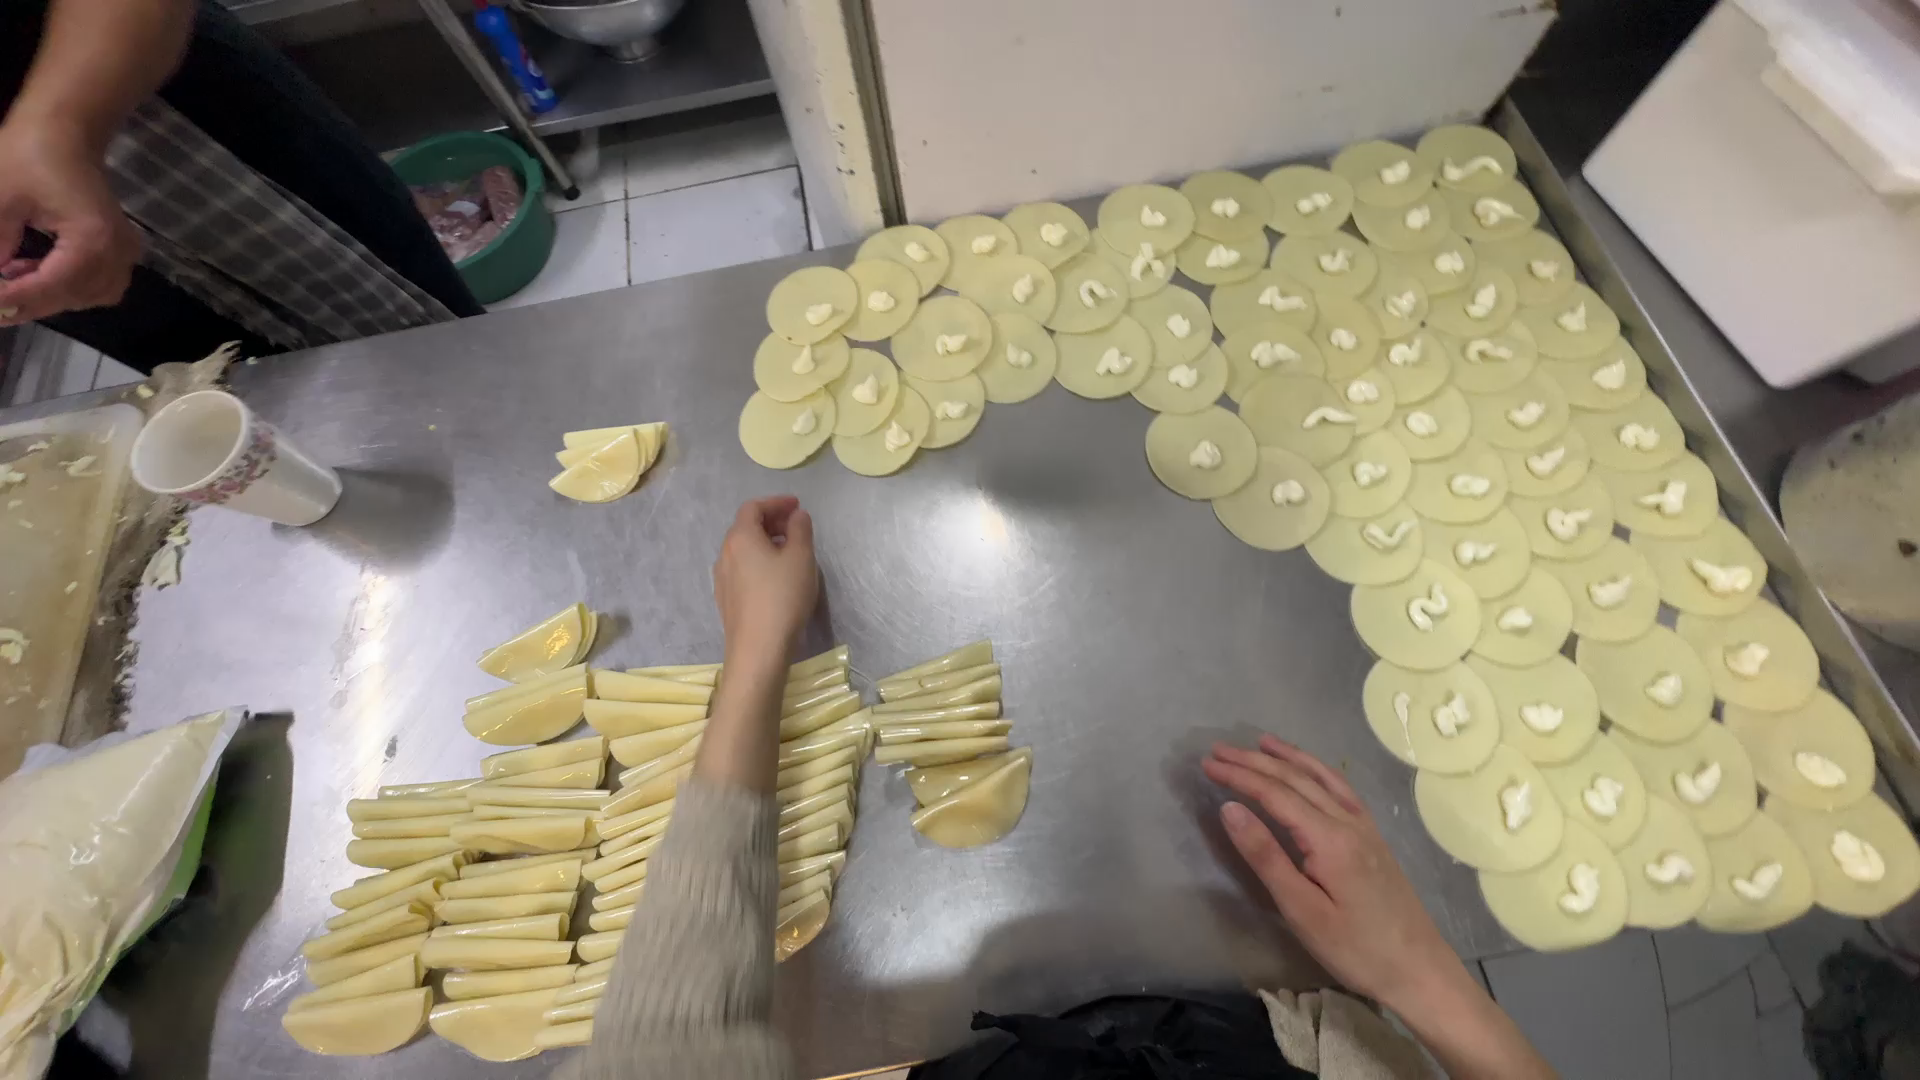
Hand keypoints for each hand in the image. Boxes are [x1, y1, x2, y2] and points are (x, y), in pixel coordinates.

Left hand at [0, 120, 140, 324]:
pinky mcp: (122, 251)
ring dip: (50, 297)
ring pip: (91, 295)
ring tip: (7, 285)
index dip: (18, 299)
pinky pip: (99, 284)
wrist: (63, 138)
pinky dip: (66, 287)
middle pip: (77, 295)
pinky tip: (31, 272)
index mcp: (93, 239)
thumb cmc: (25, 158)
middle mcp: (119, 254)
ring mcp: (126, 254)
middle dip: (32, 304)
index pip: (56, 283)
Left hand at [712, 496, 818, 666]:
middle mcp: (725, 553)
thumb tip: (797, 516)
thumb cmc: (783, 596)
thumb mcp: (801, 558)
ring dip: (765, 542)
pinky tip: (776, 577)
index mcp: (741, 537)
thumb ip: (800, 530)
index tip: (797, 506)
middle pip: (745, 527)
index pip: (753, 507)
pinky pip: (742, 568)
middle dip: (771, 521)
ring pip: (743, 549)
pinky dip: (759, 561)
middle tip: (796, 526)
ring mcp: (722, 578)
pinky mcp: (726, 599)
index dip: (776, 502)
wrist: (759, 648)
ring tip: (790, 551)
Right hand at [1204, 735, 1468, 1011]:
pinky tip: (1309, 769)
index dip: (1238, 776)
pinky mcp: (1373, 837)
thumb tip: (1229, 808)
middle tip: (1218, 750)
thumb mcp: (1301, 910)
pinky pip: (1340, 789)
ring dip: (1287, 757)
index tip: (1207, 764)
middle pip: (1294, 779)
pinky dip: (1317, 769)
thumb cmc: (1355, 948)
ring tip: (1259, 742)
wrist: (1422, 973)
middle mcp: (1348, 821)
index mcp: (1329, 838)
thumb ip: (1265, 855)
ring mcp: (1364, 827)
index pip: (1274, 793)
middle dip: (1253, 760)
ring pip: (1320, 777)